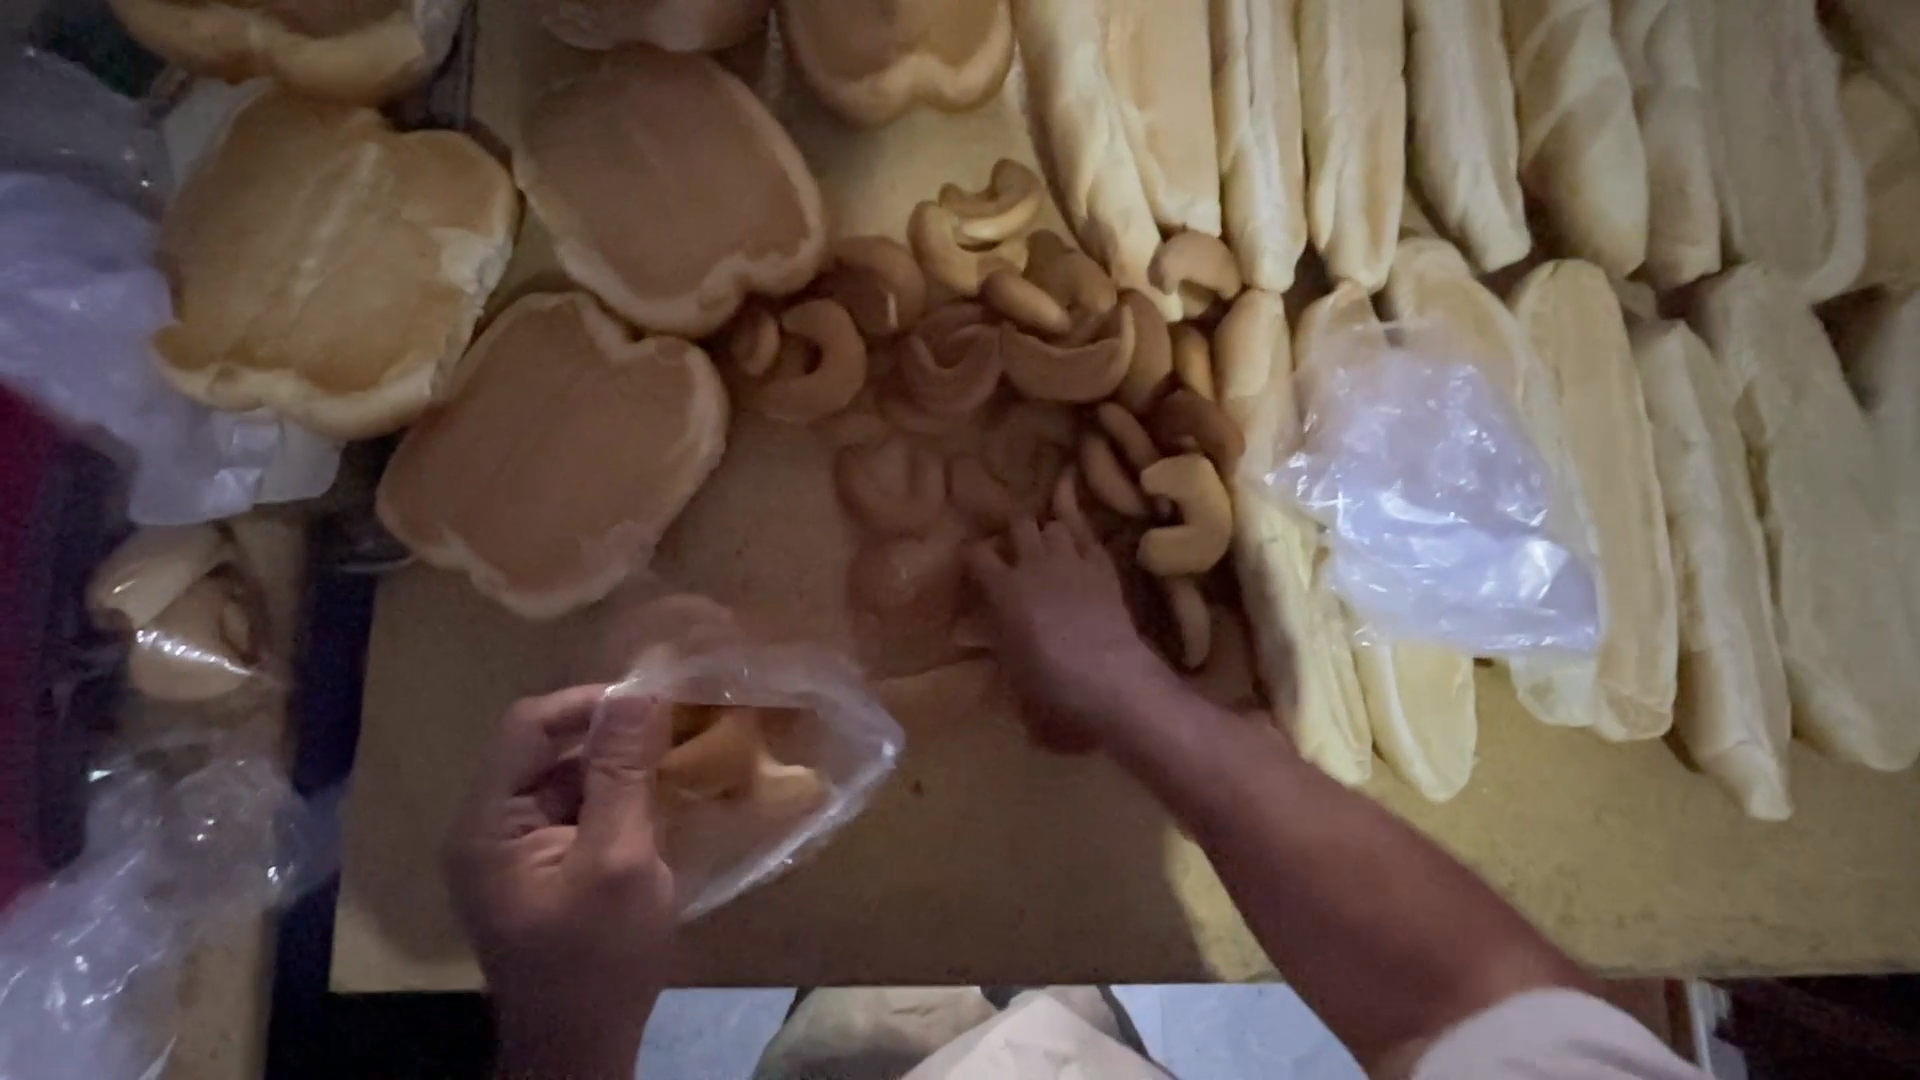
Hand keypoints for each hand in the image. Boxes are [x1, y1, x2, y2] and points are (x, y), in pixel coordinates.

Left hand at [445, 686, 675, 1078]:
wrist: (582, 1047)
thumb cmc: (599, 959)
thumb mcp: (619, 858)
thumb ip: (622, 773)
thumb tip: (636, 693)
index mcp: (489, 824)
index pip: (530, 726)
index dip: (590, 704)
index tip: (656, 703)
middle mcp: (491, 826)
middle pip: (546, 747)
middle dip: (610, 733)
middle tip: (674, 726)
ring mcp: (515, 847)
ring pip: (567, 774)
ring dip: (619, 762)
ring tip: (676, 755)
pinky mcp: (543, 863)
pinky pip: (577, 805)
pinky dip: (617, 793)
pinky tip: (659, 797)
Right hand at [966, 516, 1169, 750]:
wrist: (1105, 677)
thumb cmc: (1047, 683)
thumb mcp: (1008, 663)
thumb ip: (1000, 634)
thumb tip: (997, 625)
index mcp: (1004, 589)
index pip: (977, 553)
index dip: (973, 555)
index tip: (975, 564)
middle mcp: (1034, 565)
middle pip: (1020, 524)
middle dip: (1016, 532)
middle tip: (1016, 548)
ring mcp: (1072, 563)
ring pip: (1056, 527)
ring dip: (1050, 534)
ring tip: (1050, 547)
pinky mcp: (1104, 570)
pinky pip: (1091, 539)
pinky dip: (1082, 539)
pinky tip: (1081, 547)